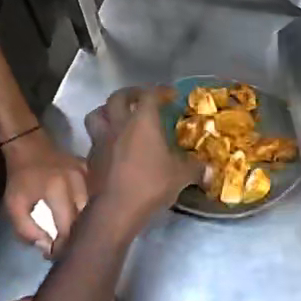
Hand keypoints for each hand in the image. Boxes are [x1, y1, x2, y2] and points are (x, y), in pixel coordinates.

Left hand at [2, 129, 89, 257]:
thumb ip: (27, 230)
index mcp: (58, 190)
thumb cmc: (20, 177)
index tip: (52, 253)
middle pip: (84, 218)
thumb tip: (47, 246)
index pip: (68, 226)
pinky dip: (88, 205)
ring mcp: (86, 173)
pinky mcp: (89, 169)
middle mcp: (77, 181)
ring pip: (92, 207)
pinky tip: (81, 213)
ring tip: (71, 233)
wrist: (29, 145)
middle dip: (74, 236)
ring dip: (83, 222)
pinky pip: (93, 193)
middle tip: (63, 246)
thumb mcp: (14, 206)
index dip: (62, 245)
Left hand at [82, 87, 210, 232]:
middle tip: (141, 99)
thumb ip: (195, 168)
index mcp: (142, 121)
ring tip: (117, 116)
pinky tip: (111, 146)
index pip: (149, 95)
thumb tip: (209, 170)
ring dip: (106, 111)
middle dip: (130, 94)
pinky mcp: (90, 158)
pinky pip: (94, 139)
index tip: (169, 95)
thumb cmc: (150, 184)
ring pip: (96, 114)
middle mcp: (118, 124)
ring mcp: (101, 140)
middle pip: (117, 97)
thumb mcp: (180, 176)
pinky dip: (102, 137)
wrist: (116, 208)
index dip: (160, 91)